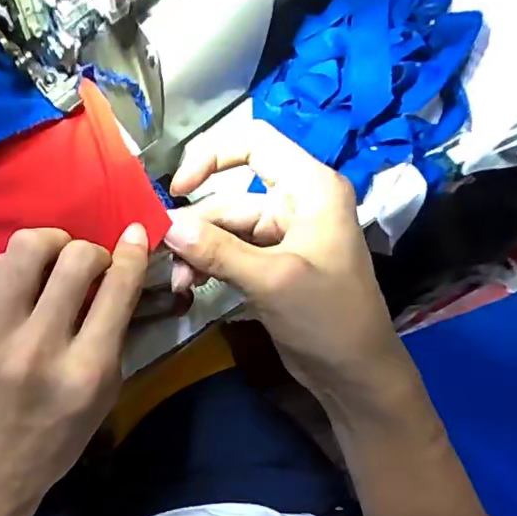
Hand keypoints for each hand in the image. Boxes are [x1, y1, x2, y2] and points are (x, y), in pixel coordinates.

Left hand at [0, 224, 149, 515]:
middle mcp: (37, 347)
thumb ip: (112, 334)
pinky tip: (25, 286)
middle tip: (91, 265)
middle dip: (91, 250)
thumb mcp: (104, 395)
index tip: (135, 235)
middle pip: (71, 256)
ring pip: (23, 248)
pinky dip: (18, 268)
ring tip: (54, 265)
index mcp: (84, 371)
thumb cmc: (59, 440)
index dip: (131, 253)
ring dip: (50, 246)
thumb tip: (119, 273)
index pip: (115, 289)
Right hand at [166, 120, 413, 412]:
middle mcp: (295, 204)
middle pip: (230, 198)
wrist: (354, 372)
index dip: (211, 155)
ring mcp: (282, 237)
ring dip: (197, 253)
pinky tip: (188, 286)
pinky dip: (208, 266)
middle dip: (195, 227)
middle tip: (162, 257)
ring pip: (225, 230)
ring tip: (178, 282)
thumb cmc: (327, 317)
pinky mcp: (272, 266)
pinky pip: (230, 255)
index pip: (254, 143)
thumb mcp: (272, 280)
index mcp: (309, 188)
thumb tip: (167, 228)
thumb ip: (218, 252)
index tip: (177, 189)